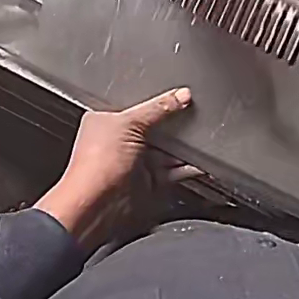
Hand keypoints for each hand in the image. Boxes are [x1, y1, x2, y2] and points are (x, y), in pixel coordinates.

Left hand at [35, 88, 198, 250]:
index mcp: (106, 121)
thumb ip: (157, 109)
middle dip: (173, 124)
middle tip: (194, 113)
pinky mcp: (147, 181)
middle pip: (154, 127)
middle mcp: (119, 141)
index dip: (155, 100)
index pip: (135, 105)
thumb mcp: (128, 123)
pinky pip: (173, 170)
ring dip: (184, 146)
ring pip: (166, 150)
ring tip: (203, 136)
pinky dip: (188, 166)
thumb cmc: (96, 164)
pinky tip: (200, 160)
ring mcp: (134, 161)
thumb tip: (180, 96)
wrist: (95, 204)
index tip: (179, 94)